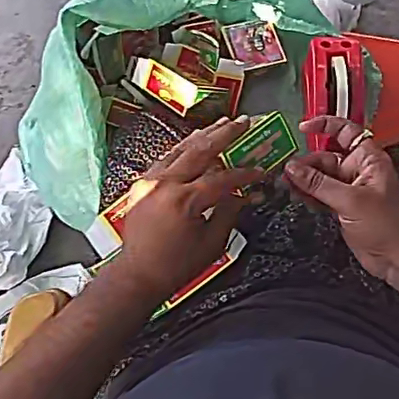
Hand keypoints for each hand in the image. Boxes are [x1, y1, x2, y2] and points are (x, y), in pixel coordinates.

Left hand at [102, 117, 264, 305]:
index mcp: (184, 200)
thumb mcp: (212, 242)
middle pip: (200, 150)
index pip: (222, 178)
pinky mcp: (141, 185)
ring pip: (180, 150)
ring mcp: (150, 182)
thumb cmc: (174, 265)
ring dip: (202, 136)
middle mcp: (164, 185)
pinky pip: (165, 160)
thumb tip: (243, 194)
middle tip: (242, 123)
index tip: (259, 173)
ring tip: (220, 125)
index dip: (244, 175)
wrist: (139, 275)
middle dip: (225, 134)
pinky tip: (193, 144)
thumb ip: (228, 212)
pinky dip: (182, 150)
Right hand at [284, 117, 398, 286]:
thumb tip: (293, 168)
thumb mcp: (350, 201)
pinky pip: (321, 194)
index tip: (304, 127)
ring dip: (304, 180)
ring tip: (287, 184)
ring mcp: (350, 189)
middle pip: (326, 157)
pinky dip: (309, 194)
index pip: (345, 132)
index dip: (325, 126)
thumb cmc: (388, 225)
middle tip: (288, 171)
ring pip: (321, 177)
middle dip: (307, 162)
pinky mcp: (343, 207)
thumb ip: (319, 184)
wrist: (398, 257)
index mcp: (368, 159)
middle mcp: (358, 171)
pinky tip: (297, 196)